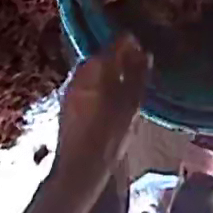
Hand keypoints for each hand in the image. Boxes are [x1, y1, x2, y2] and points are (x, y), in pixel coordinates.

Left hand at [54, 34, 150, 182]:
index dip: (134, 45)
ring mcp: (71, 85)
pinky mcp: (66, 101)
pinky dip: (99, 86)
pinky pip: (87, 83)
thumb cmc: (109, 135)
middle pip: (105, 54)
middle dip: (122, 60)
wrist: (77, 171)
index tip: (144, 56)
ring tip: (125, 91)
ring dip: (110, 74)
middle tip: (138, 75)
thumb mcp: (131, 104)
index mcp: (97, 64)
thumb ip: (138, 75)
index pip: (119, 42)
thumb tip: (145, 53)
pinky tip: (109, 103)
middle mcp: (81, 69)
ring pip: (96, 70)